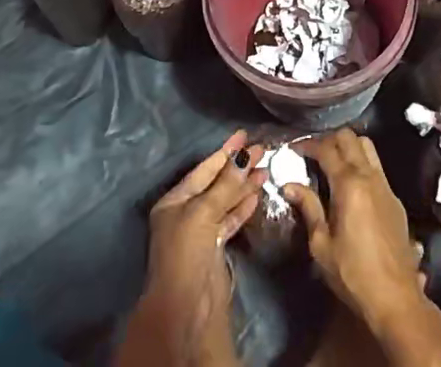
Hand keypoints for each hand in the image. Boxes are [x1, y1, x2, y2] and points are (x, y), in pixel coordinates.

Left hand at [119, 130, 264, 366]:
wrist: (186, 305)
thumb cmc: (187, 251)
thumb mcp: (203, 212)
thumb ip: (226, 184)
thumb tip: (245, 156)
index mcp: (174, 201)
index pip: (203, 169)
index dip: (224, 151)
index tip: (244, 135)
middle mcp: (185, 213)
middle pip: (216, 183)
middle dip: (238, 167)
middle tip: (262, 149)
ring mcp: (200, 231)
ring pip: (225, 201)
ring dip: (244, 186)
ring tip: (265, 170)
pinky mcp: (214, 247)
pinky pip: (230, 219)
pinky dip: (242, 207)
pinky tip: (256, 195)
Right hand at [285, 130, 423, 328]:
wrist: (395, 295)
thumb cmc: (352, 273)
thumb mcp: (321, 244)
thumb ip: (308, 208)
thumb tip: (289, 185)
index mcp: (349, 184)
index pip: (328, 149)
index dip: (309, 145)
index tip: (294, 149)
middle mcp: (370, 176)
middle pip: (350, 138)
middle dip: (329, 140)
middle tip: (312, 154)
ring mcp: (386, 185)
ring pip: (368, 147)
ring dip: (348, 146)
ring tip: (330, 162)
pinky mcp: (395, 198)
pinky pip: (377, 166)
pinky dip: (361, 162)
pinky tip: (350, 183)